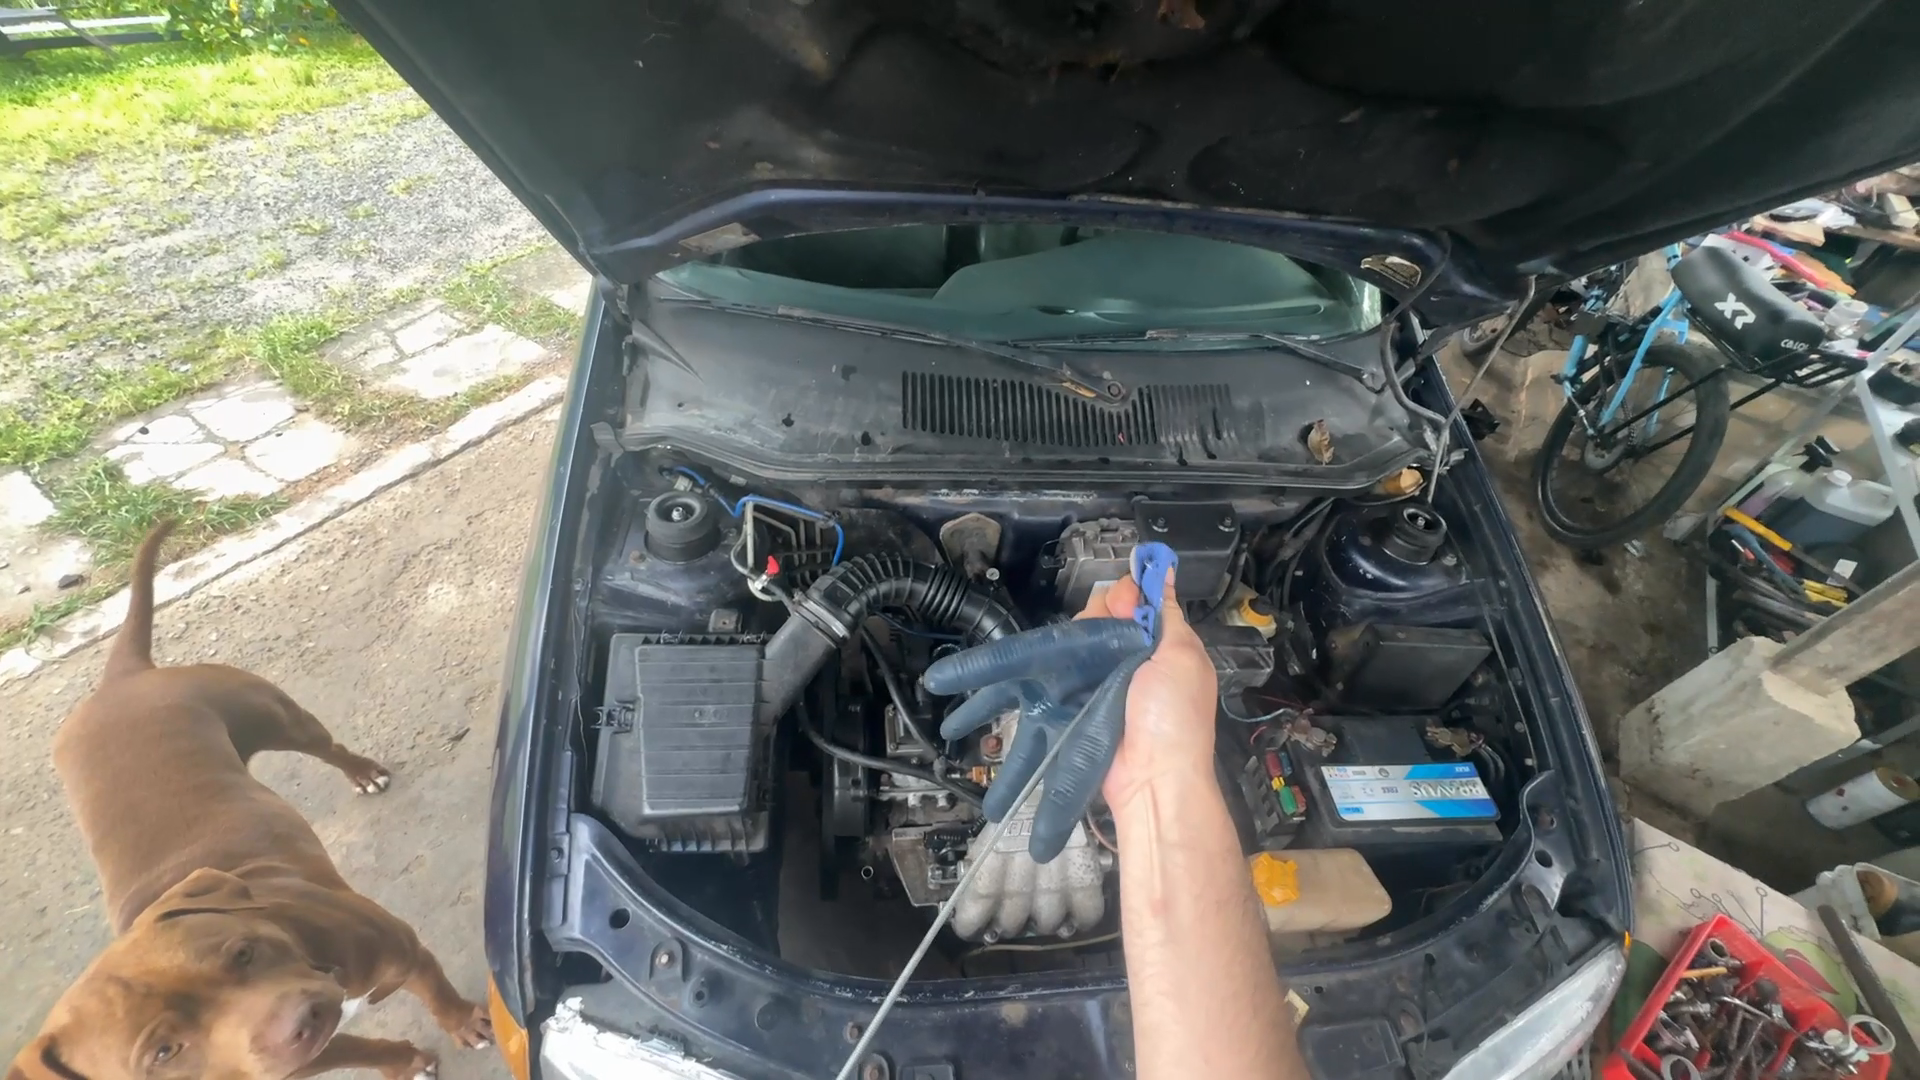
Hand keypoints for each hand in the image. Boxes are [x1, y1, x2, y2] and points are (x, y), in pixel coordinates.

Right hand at [1084, 573, 1218, 814]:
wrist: (1149, 776)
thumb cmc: (1175, 717)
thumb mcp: (1182, 655)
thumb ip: (1167, 613)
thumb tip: (1166, 571)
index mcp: (1166, 645)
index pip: (1142, 601)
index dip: (1132, 593)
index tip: (1127, 598)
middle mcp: (1136, 656)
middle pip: (1108, 613)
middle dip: (1105, 612)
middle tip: (1110, 631)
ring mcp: (1107, 675)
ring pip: (1086, 634)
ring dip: (1085, 634)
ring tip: (1090, 653)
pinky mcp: (1082, 693)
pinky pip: (1069, 662)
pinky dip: (1066, 655)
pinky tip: (1067, 657)